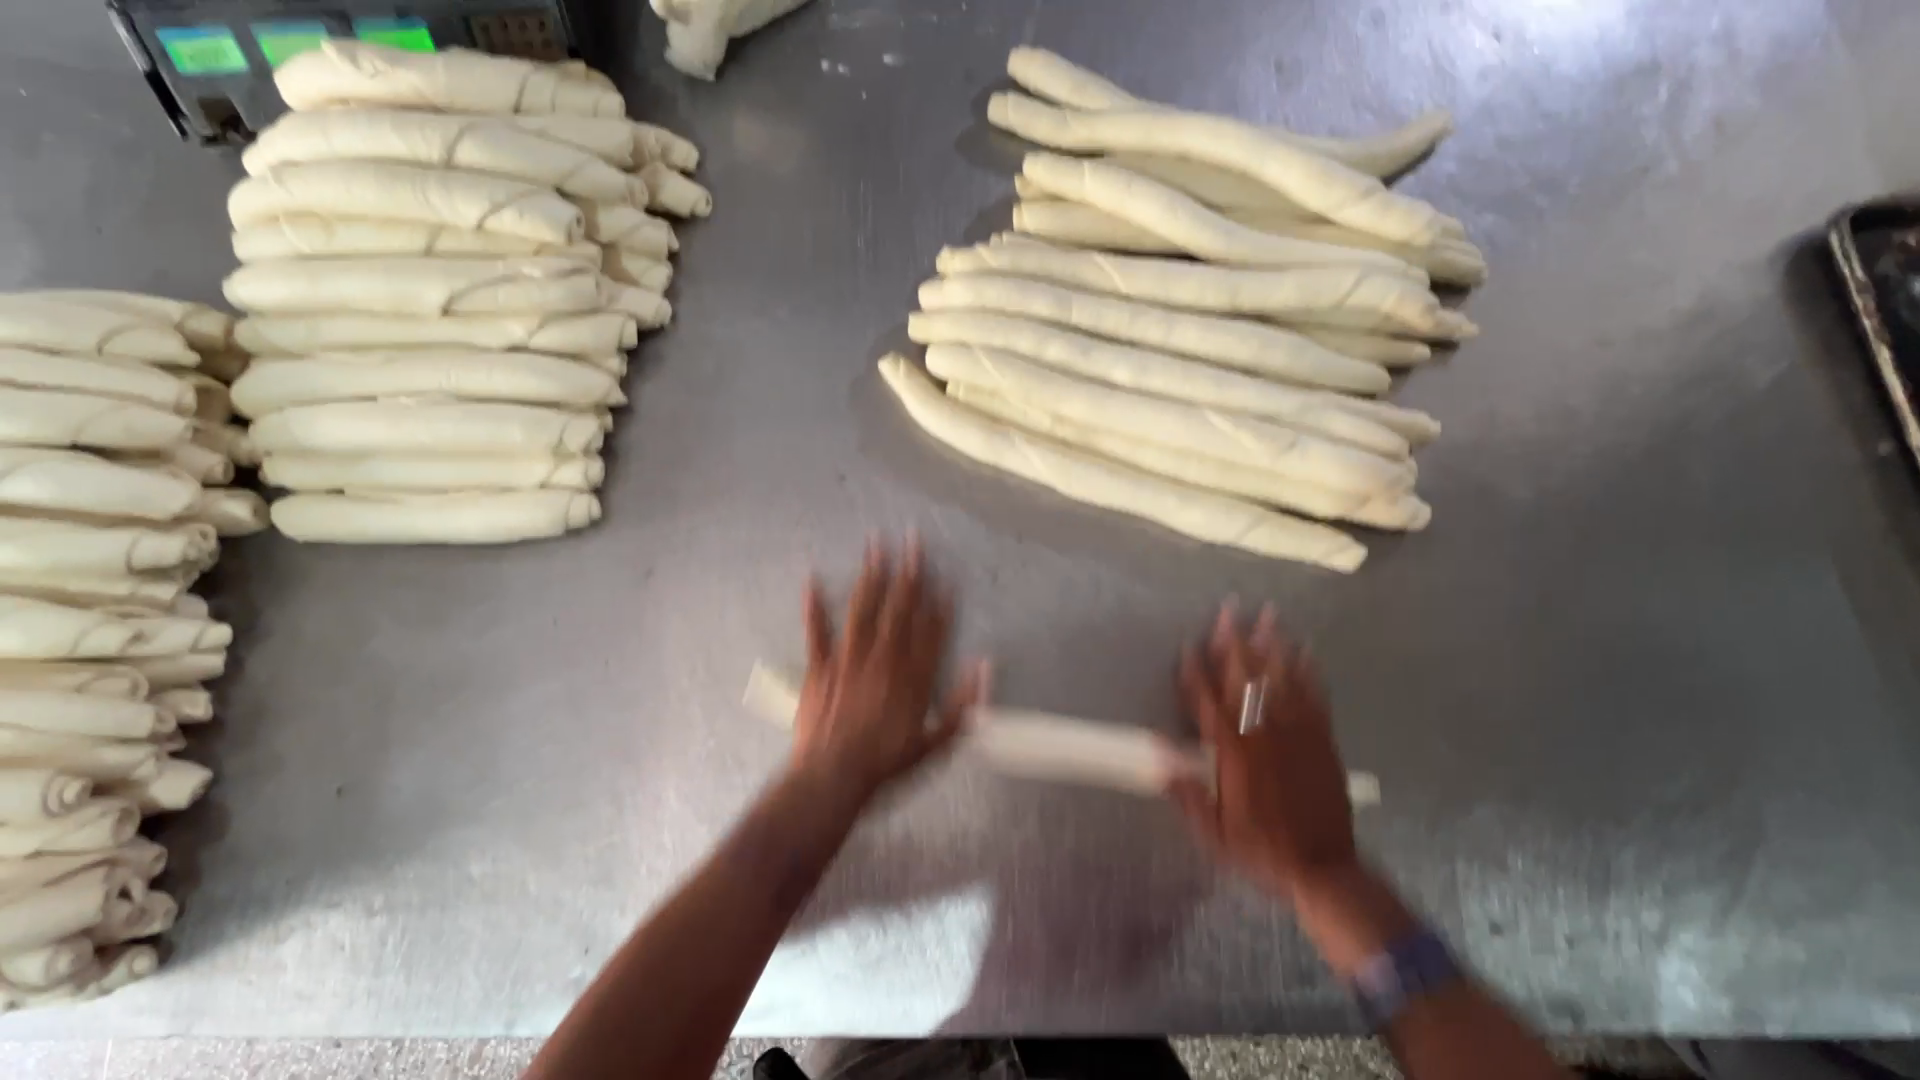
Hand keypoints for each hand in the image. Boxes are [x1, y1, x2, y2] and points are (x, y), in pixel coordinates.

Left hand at [789, 535, 986, 806]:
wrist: (833, 776)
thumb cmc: (887, 763)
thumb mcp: (937, 743)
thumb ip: (964, 704)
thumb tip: (985, 667)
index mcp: (914, 676)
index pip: (932, 629)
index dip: (940, 601)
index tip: (946, 575)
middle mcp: (884, 658)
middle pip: (900, 608)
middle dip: (910, 572)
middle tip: (914, 540)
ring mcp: (850, 659)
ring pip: (864, 609)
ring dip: (871, 575)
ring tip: (876, 544)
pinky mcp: (820, 667)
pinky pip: (817, 631)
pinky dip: (814, 605)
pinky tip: (813, 578)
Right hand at [1167, 602, 1356, 900]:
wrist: (1323, 869)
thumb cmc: (1261, 851)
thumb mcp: (1214, 833)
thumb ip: (1187, 792)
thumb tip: (1158, 753)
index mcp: (1234, 757)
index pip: (1208, 705)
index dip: (1195, 674)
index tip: (1187, 646)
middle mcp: (1264, 737)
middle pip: (1246, 682)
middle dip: (1234, 643)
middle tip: (1229, 611)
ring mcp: (1297, 736)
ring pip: (1282, 682)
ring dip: (1272, 646)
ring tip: (1268, 615)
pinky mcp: (1322, 741)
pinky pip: (1314, 698)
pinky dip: (1308, 673)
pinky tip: (1304, 651)